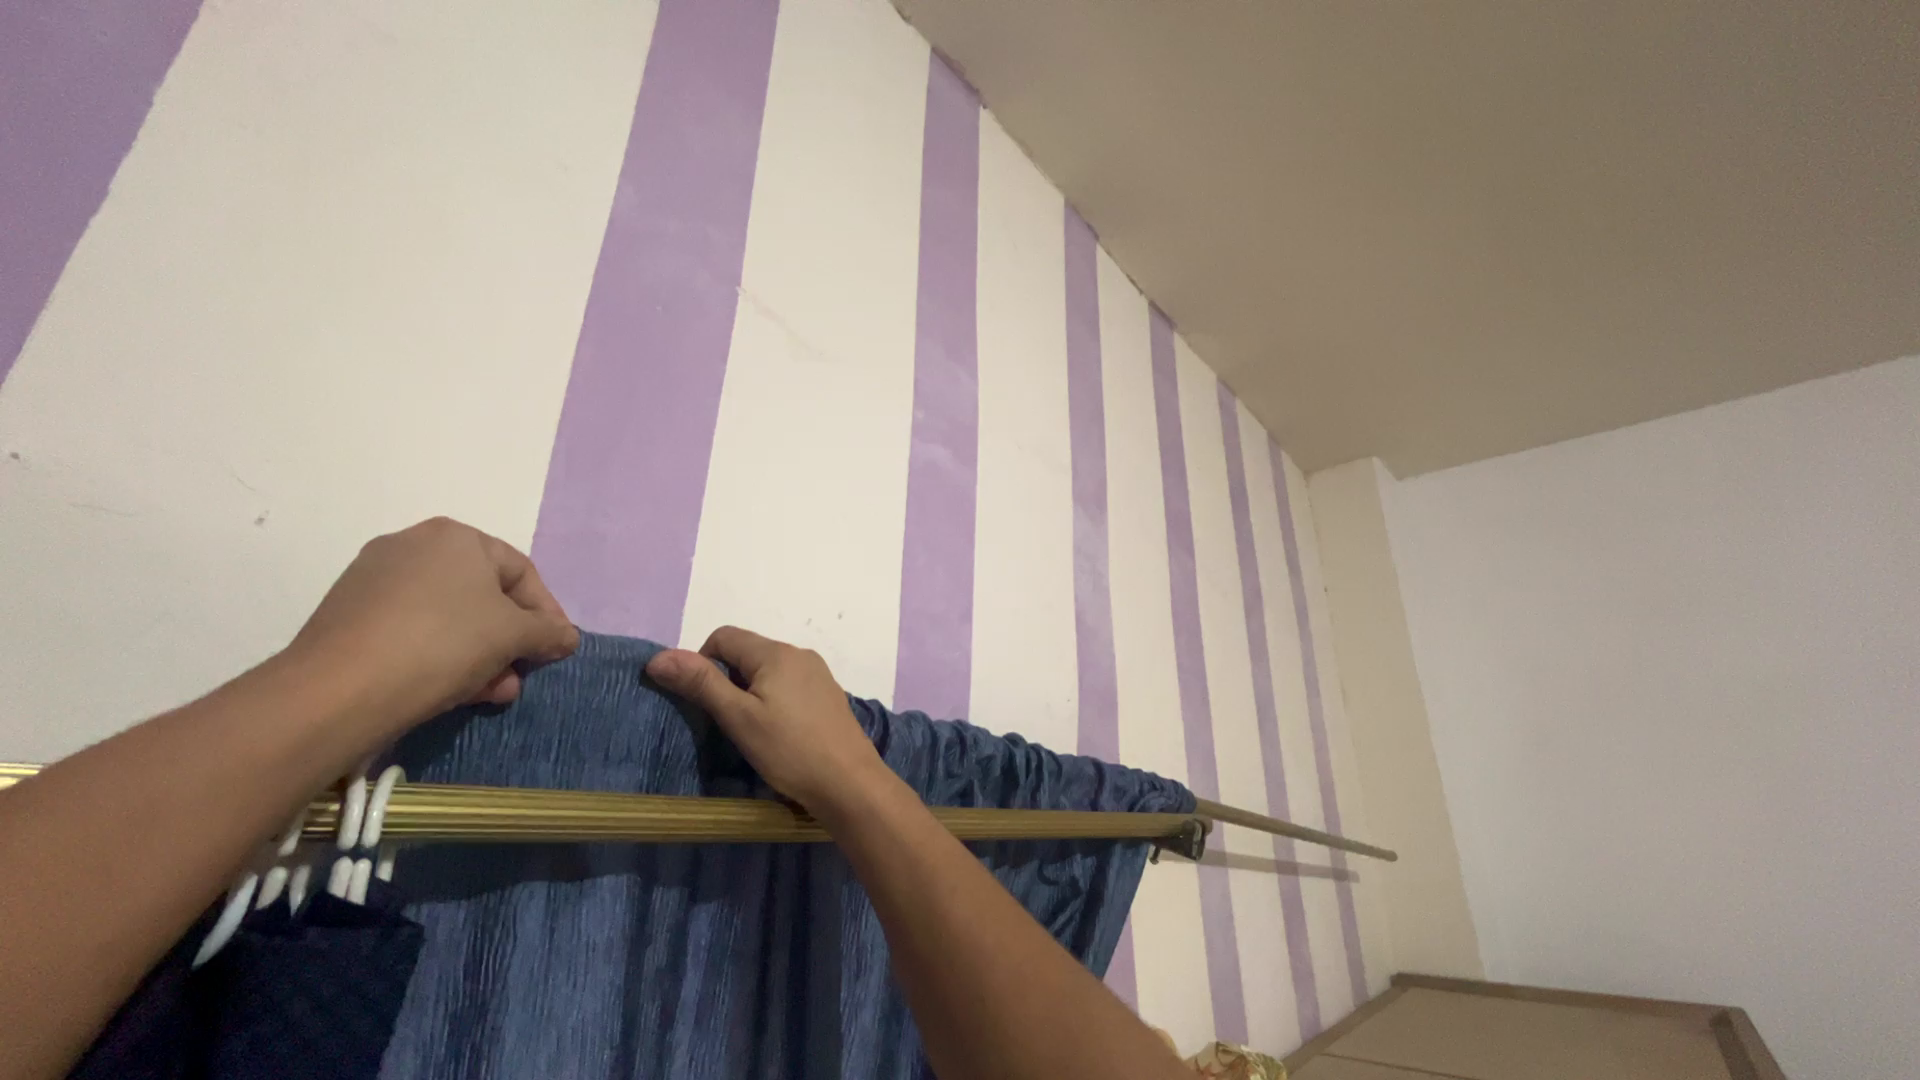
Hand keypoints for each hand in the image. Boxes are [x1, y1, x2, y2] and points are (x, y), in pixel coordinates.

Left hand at [287, 517, 578, 732]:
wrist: (339, 690)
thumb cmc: (444, 643)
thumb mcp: (515, 635)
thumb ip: (549, 632)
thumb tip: (566, 637)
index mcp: (456, 537)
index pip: (522, 573)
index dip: (547, 614)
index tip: (556, 649)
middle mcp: (413, 546)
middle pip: (484, 596)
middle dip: (510, 641)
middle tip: (521, 675)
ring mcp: (375, 579)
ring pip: (450, 617)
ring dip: (480, 655)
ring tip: (490, 692)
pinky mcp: (348, 614)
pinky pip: (413, 630)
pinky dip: (440, 656)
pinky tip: (451, 690)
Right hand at [645, 627, 890, 813]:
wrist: (850, 783)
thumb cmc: (790, 750)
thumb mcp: (738, 717)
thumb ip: (701, 684)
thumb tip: (659, 656)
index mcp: (777, 652)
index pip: (724, 636)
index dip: (701, 662)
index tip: (701, 701)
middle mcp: (801, 654)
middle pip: (748, 653)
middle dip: (727, 679)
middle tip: (725, 722)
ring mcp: (819, 675)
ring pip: (770, 671)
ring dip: (751, 693)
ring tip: (751, 732)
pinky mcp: (829, 697)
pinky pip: (790, 687)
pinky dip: (774, 702)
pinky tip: (779, 734)